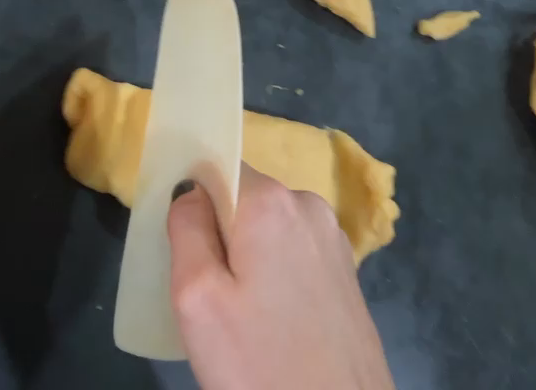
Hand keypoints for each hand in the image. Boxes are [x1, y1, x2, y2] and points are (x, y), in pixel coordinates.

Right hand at [167, 165, 391, 389]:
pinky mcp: (348, 276)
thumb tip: (191, 190)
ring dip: (249, 260)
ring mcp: (335, 241)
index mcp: (272, 201)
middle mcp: (309, 205)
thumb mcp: (197, 298)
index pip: (218, 169)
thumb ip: (186, 228)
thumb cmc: (260, 366)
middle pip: (244, 200)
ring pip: (269, 230)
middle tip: (213, 297)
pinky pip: (294, 255)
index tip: (189, 253)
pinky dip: (276, 278)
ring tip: (244, 319)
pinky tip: (273, 327)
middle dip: (222, 237)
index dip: (196, 206)